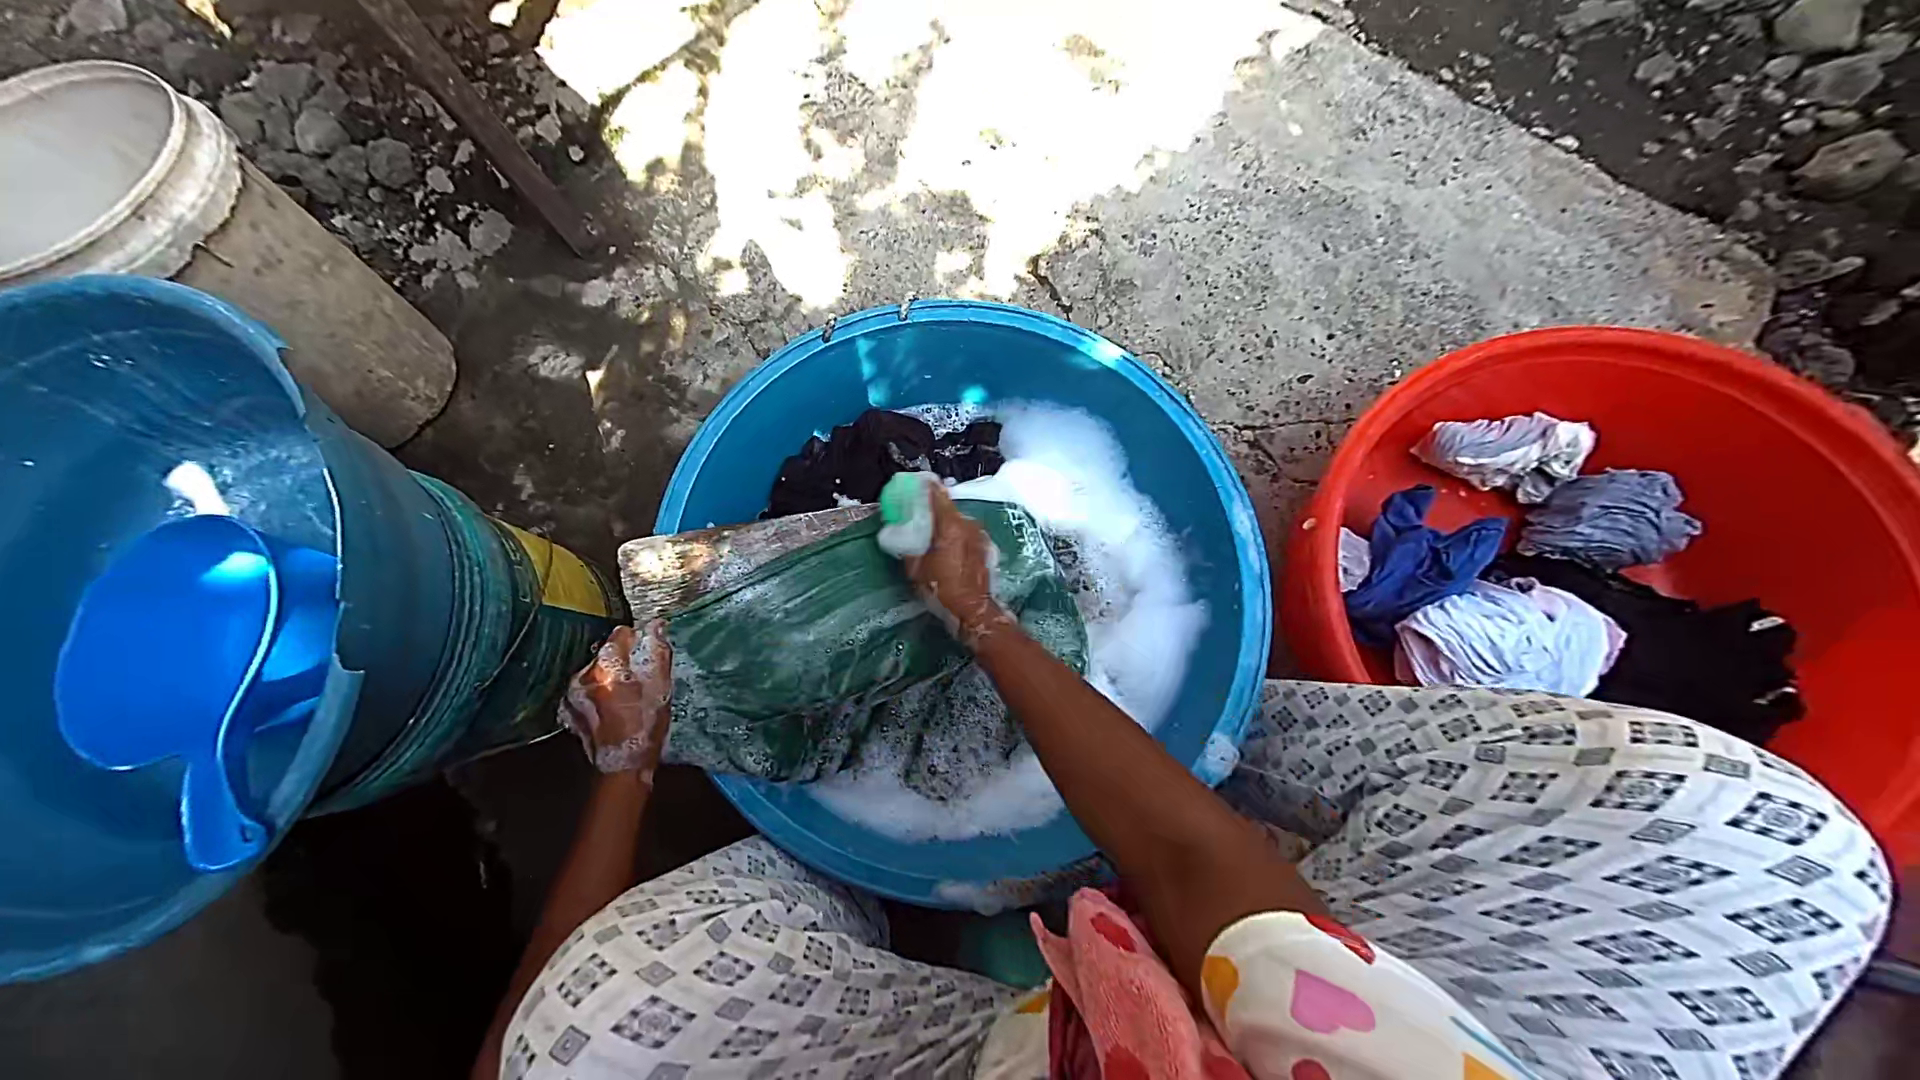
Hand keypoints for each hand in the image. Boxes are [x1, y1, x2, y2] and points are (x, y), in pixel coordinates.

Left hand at [560, 621, 672, 775]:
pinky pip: (586, 690)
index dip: (636, 640)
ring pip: (595, 672)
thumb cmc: (646, 725)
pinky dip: (598, 691)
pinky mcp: (568, 710)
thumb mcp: (662, 687)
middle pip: (605, 654)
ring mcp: (572, 695)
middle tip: (641, 676)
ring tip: (627, 692)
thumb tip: (656, 626)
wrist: (622, 765)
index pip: (619, 636)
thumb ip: (659, 653)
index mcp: (608, 668)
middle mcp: (584, 677)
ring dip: (610, 676)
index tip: (647, 650)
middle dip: (623, 660)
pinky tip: (613, 705)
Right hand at [901, 481, 1015, 645]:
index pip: (937, 495)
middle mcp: (968, 525)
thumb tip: (898, 529)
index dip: (926, 487)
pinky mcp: (986, 547)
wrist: (974, 611)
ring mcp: (980, 536)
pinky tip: (949, 548)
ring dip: (946, 524)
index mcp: (950, 526)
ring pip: (959, 521)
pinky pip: (968, 534)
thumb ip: (907, 544)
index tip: (916, 483)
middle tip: (919, 513)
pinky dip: (957, 535)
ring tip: (933, 534)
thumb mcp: (915, 568)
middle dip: (934, 509)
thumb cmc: (942, 590)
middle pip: (948, 508)